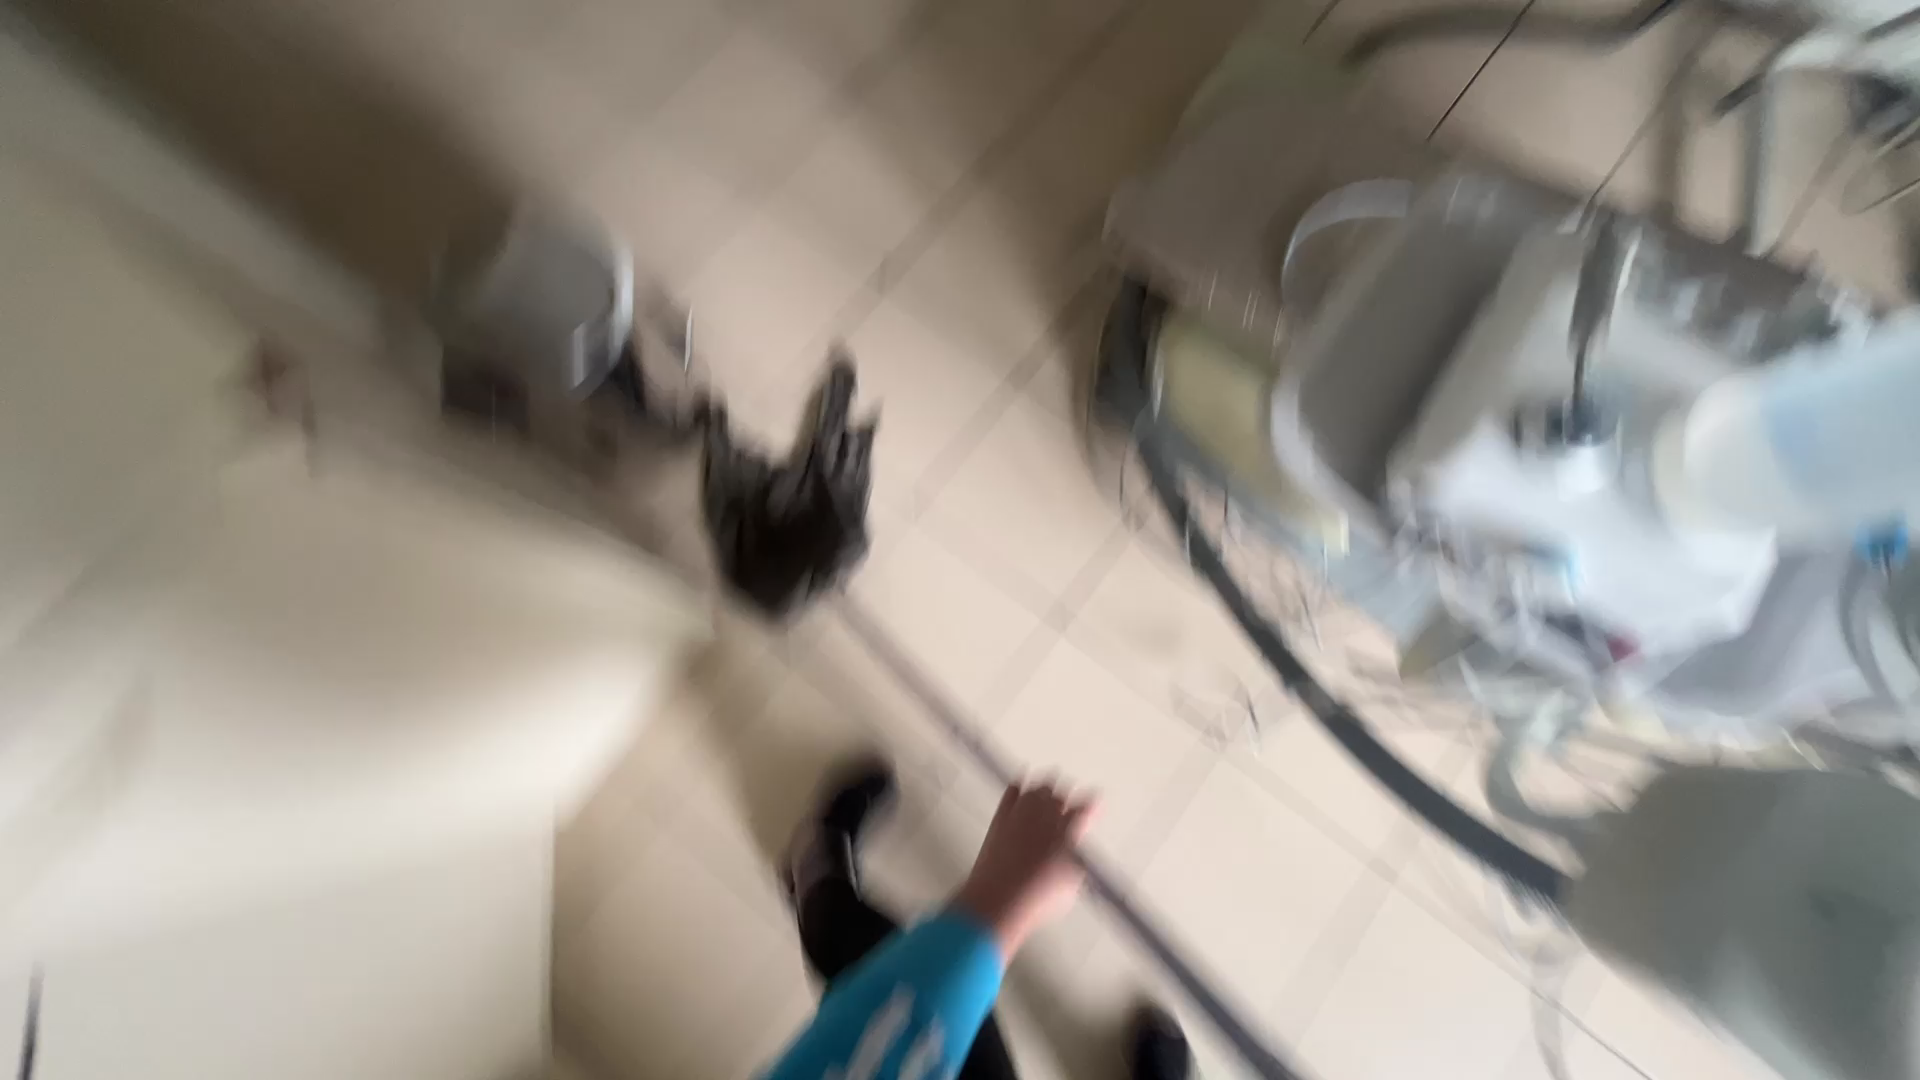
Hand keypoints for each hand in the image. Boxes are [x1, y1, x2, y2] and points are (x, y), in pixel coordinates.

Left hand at [949, 778, 1099, 958]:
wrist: (999, 898)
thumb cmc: (1037, 898)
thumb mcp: (1070, 885)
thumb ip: (1077, 862)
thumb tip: (1075, 853)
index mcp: (1069, 830)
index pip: (1085, 807)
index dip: (1091, 805)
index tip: (1093, 805)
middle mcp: (1046, 815)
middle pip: (1061, 794)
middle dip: (1066, 799)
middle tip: (1066, 805)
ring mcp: (1022, 811)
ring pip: (1038, 788)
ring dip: (1045, 791)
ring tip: (1046, 794)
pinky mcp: (1001, 814)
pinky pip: (1012, 791)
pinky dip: (1018, 789)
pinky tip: (1020, 791)